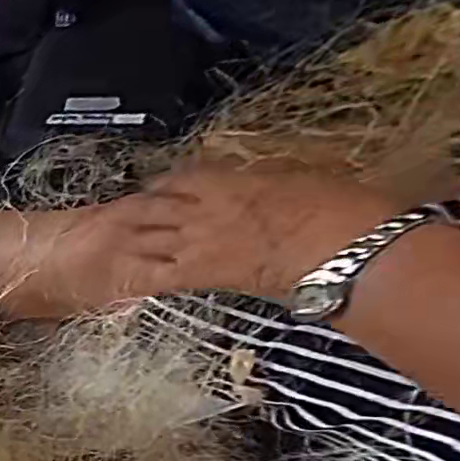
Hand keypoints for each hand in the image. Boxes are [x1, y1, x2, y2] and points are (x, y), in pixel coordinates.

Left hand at [134, 166, 405, 300]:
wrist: (346, 250)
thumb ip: (254, 183)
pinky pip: (149, 276)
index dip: (159, 186)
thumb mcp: (294, 180)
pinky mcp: (193, 274)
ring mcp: (192, 244)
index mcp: (228, 184)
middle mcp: (201, 212)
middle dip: (130, 214)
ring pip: (140, 241)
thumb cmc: (341, 209)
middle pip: (146, 210)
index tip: (154, 190)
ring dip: (125, 243)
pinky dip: (132, 278)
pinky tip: (121, 281)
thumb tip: (241, 187)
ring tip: (114, 247)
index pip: (177, 179)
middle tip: (119, 220)